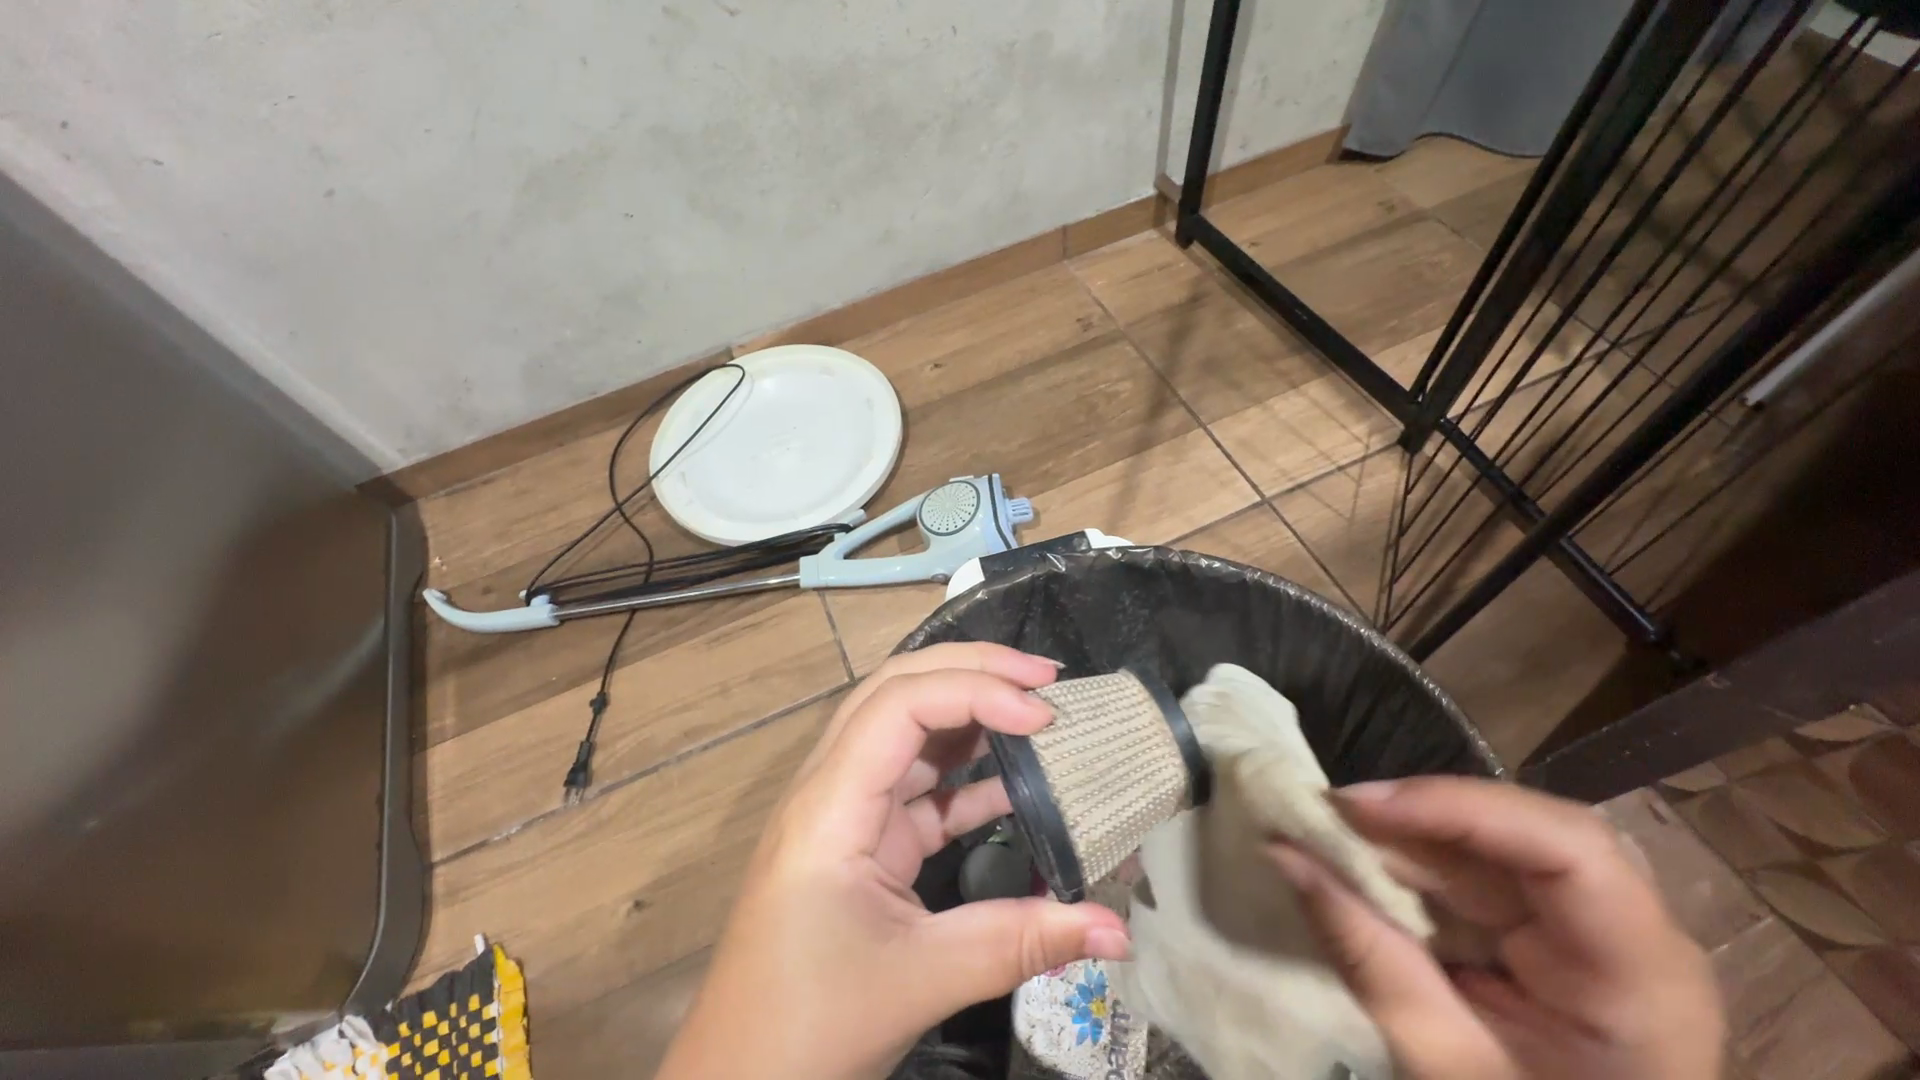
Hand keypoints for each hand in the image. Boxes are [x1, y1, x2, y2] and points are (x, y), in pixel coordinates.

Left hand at [656, 643, 1130, 1079]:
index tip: (1043, 717)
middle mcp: (832, 790)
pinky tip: (1019, 783)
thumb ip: (1020, 943)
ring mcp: (846, 814)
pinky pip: (918, 788)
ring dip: (969, 713)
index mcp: (830, 805)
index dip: (974, 693)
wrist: (738, 1078)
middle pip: (896, 693)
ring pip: (907, 732)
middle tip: (1046, 677)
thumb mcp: (920, 979)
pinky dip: (968, 777)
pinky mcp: (863, 843)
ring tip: (1037, 710)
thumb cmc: (808, 1023)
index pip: (898, 706)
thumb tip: (1118, 931)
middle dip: (971, 671)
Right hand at [1268, 776, 1723, 1079]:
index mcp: (1640, 979)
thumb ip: (1365, 952)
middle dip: (1418, 818)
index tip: (1353, 805)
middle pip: (1524, 834)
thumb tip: (1281, 852)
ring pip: (1494, 844)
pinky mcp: (1560, 931)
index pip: (1568, 848)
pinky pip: (1482, 872)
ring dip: (1407, 838)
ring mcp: (1599, 927)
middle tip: (1326, 815)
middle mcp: (1635, 932)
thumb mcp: (1441, 1060)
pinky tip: (1366, 864)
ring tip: (1331, 837)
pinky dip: (1417, 866)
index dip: (1457, 807)